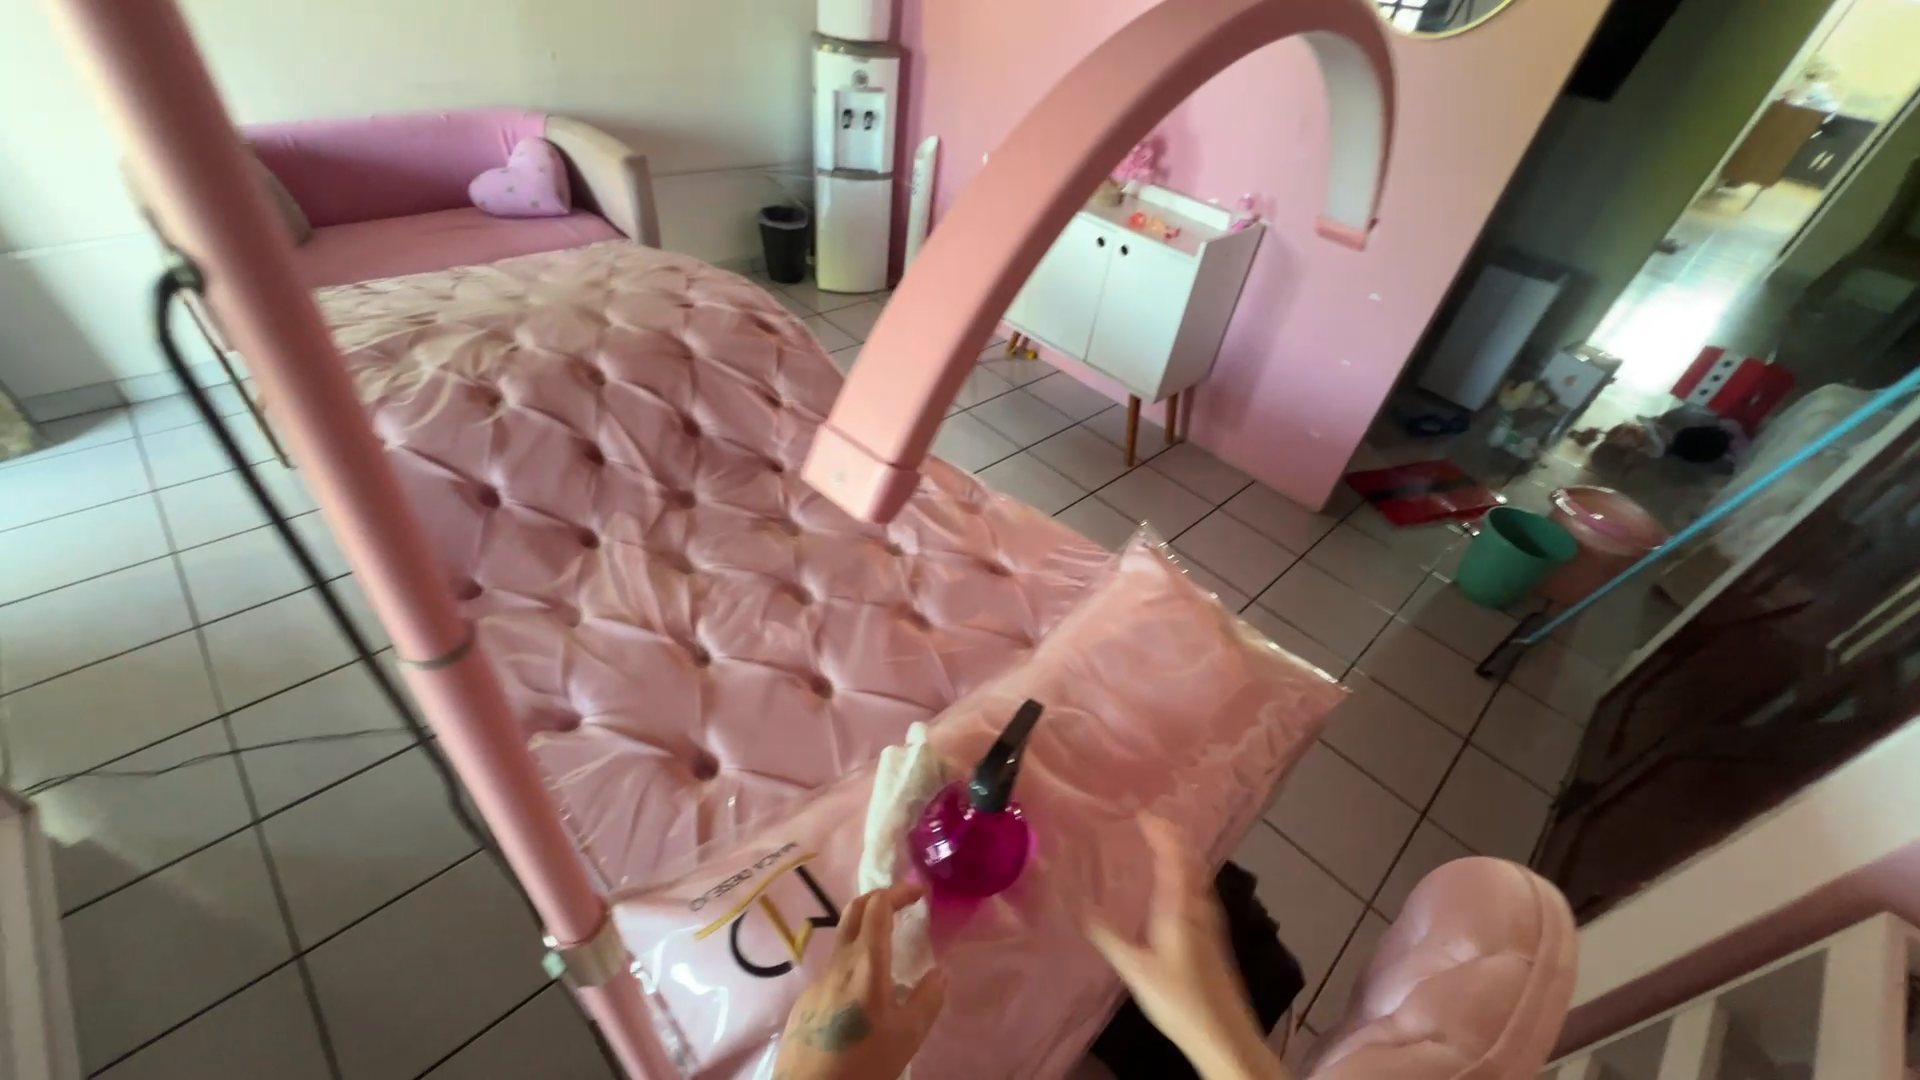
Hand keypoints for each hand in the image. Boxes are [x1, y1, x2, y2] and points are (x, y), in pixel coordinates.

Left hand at [773, 883, 947, 1079]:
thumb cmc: (861, 1064)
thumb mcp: (907, 1037)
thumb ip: (927, 1000)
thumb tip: (941, 971)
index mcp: (866, 963)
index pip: (878, 906)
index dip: (898, 891)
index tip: (919, 893)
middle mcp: (839, 962)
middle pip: (854, 909)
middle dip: (879, 897)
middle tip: (902, 902)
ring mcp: (818, 979)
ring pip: (843, 939)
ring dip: (866, 930)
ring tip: (888, 948)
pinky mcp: (806, 1000)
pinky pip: (834, 969)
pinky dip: (854, 961)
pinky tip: (864, 991)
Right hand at [1086, 816, 1287, 1079]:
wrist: (1225, 1036)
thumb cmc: (1179, 998)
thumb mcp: (1134, 967)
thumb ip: (1106, 935)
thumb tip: (1076, 903)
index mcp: (1180, 905)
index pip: (1173, 854)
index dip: (1160, 830)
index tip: (1142, 811)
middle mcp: (1199, 905)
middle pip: (1189, 858)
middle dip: (1170, 835)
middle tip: (1149, 819)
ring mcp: (1210, 920)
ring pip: (1197, 873)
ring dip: (1180, 852)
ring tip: (1161, 841)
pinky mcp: (1213, 935)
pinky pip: (1198, 887)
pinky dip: (1186, 871)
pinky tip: (1177, 882)